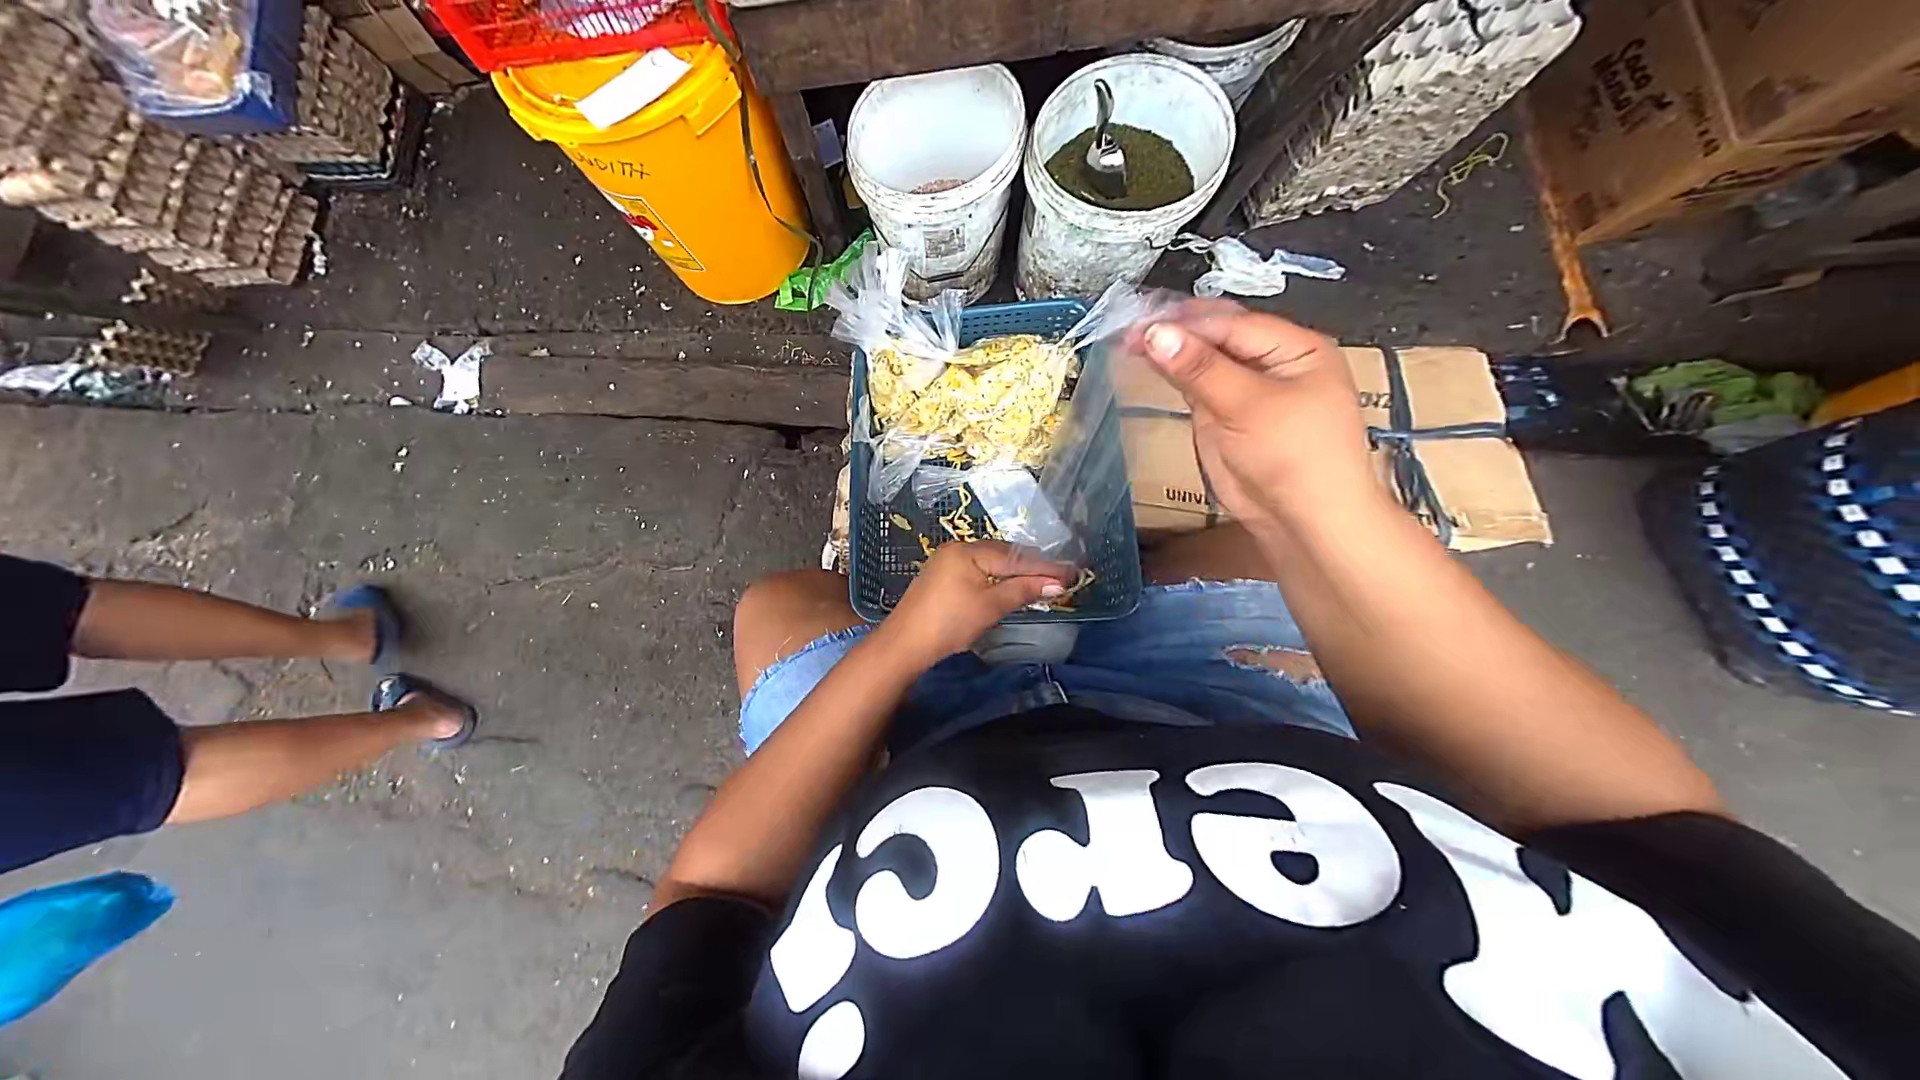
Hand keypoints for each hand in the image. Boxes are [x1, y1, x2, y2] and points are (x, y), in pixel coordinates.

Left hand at [875, 540, 1074, 667]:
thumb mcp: (990, 606)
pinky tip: (1010, 587)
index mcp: (968, 550)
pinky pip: (979, 571)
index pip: (1016, 556)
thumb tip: (1056, 584)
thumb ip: (1023, 590)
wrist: (904, 644)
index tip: (1072, 573)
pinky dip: (998, 578)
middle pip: (1004, 555)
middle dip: (1032, 567)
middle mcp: (958, 549)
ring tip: (1042, 582)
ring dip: (1016, 573)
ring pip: (992, 563)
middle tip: (1061, 578)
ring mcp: (948, 562)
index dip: (1045, 566)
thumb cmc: (949, 623)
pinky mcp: (943, 577)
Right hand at [1131, 299, 1378, 532]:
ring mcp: (1245, 389)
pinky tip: (1149, 361)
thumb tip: (1156, 333)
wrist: (1303, 521)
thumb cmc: (1295, 457)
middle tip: (1131, 328)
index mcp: (1295, 348)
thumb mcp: (1248, 405)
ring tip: (1130, 341)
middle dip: (1177, 331)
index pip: (1232, 325)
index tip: (1143, 324)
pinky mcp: (1224, 416)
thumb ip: (1199, 369)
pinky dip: (1173, 375)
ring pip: (1202, 360)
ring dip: (1170, 352)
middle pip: (1218, 336)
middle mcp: (1271, 362)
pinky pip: (1195, 386)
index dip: (1187, 323)